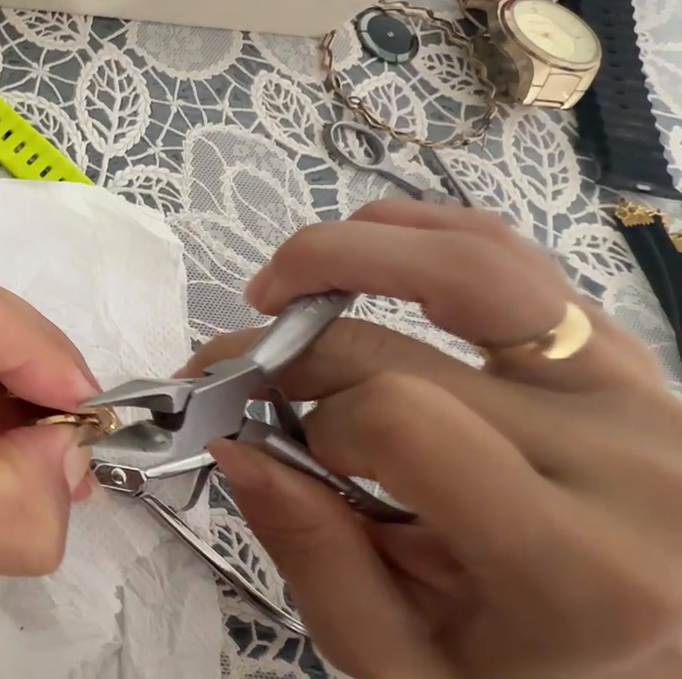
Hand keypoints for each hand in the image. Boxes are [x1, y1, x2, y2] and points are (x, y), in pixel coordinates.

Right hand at [190, 200, 681, 678]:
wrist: (652, 667)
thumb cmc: (516, 678)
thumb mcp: (398, 664)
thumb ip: (311, 554)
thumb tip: (228, 441)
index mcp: (583, 564)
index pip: (403, 420)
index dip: (310, 416)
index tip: (269, 441)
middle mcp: (633, 464)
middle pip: (399, 346)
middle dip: (282, 348)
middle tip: (229, 371)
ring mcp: (642, 398)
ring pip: (478, 263)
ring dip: (345, 252)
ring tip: (277, 286)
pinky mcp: (626, 363)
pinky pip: (516, 258)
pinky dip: (417, 233)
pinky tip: (360, 252)